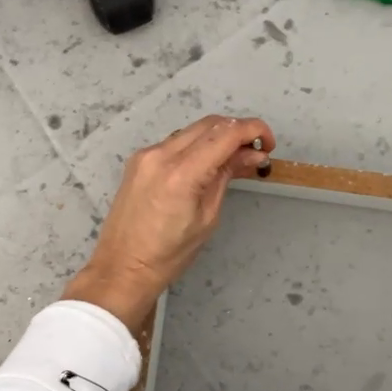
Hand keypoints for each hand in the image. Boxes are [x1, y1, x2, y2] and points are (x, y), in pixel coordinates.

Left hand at [63, 115, 273, 325]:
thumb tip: (252, 156)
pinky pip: (175, 142)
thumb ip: (227, 177)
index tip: (268, 143)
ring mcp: (146, 155)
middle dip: (237, 131)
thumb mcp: (207, 217)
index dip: (253, 130)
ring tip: (235, 160)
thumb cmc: (169, 254)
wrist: (123, 266)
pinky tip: (208, 164)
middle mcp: (160, 155)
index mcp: (180, 173)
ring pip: (192, 130)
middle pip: (209, 124)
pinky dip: (197, 146)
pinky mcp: (139, 161)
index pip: (224, 133)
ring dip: (217, 137)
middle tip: (256, 153)